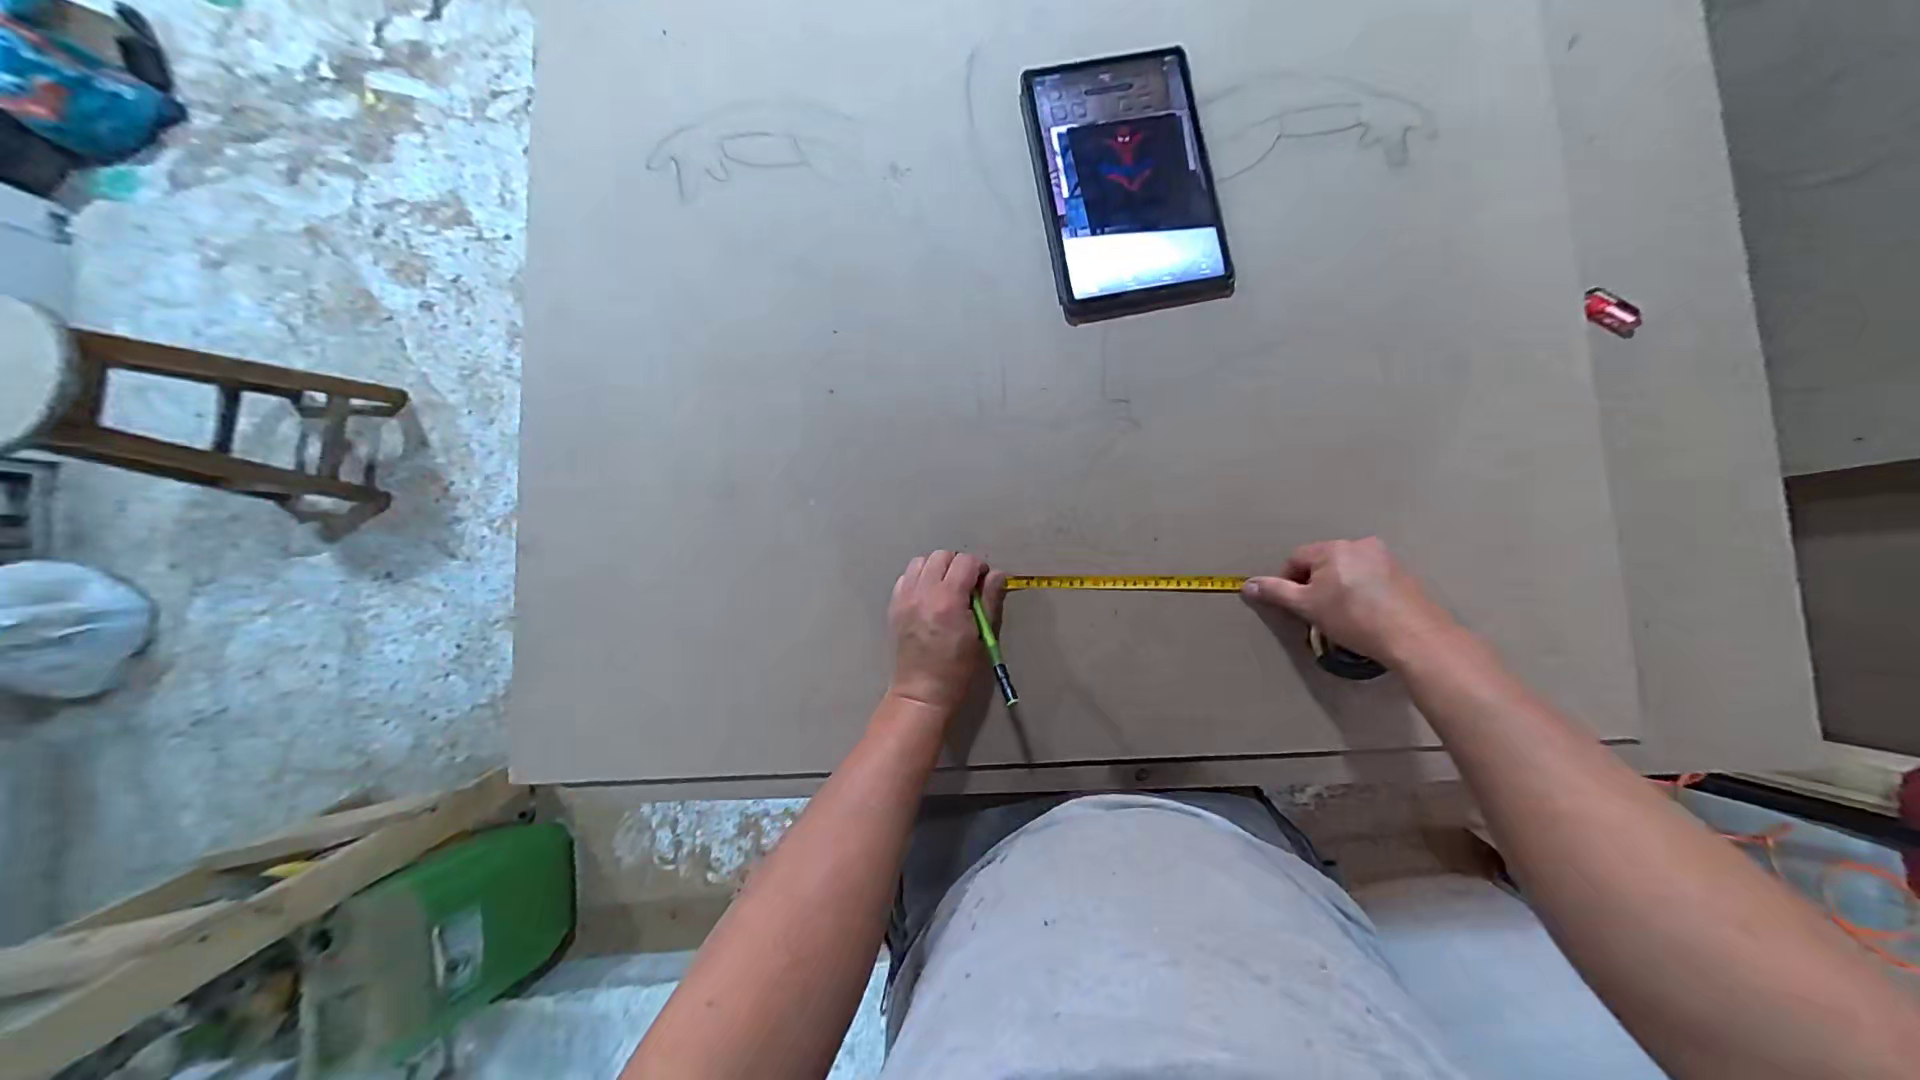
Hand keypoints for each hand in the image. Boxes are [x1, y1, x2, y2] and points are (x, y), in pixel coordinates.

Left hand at [887, 550, 1006, 712]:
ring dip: (936, 568)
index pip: (966, 562)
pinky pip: (906, 577)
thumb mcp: (981, 635)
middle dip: (958, 565)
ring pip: (921, 561)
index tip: (983, 584)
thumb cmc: (957, 668)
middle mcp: (923, 592)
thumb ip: (990, 599)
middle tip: (966, 586)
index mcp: (948, 599)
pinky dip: (919, 579)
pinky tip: (928, 597)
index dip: (979, 568)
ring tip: (946, 588)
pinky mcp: (894, 605)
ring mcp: (905, 597)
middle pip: (942, 556)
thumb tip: (997, 574)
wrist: (922, 691)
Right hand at [1241, 537, 1459, 665]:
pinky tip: (1365, 613)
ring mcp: (1386, 558)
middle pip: (1322, 562)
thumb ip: (1275, 592)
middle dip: (1314, 584)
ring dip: (1338, 587)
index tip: (1294, 605)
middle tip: (1316, 611)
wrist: (1414, 638)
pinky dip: (1361, 591)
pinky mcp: (1404, 574)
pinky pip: (1370, 577)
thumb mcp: (1307, 607)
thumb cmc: (1354, 619)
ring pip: (1347, 570)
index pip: (1296, 559)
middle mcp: (1360, 545)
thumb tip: (1247, 585)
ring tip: (1342, 615)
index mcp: (1334, 548)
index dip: (1287, 582)